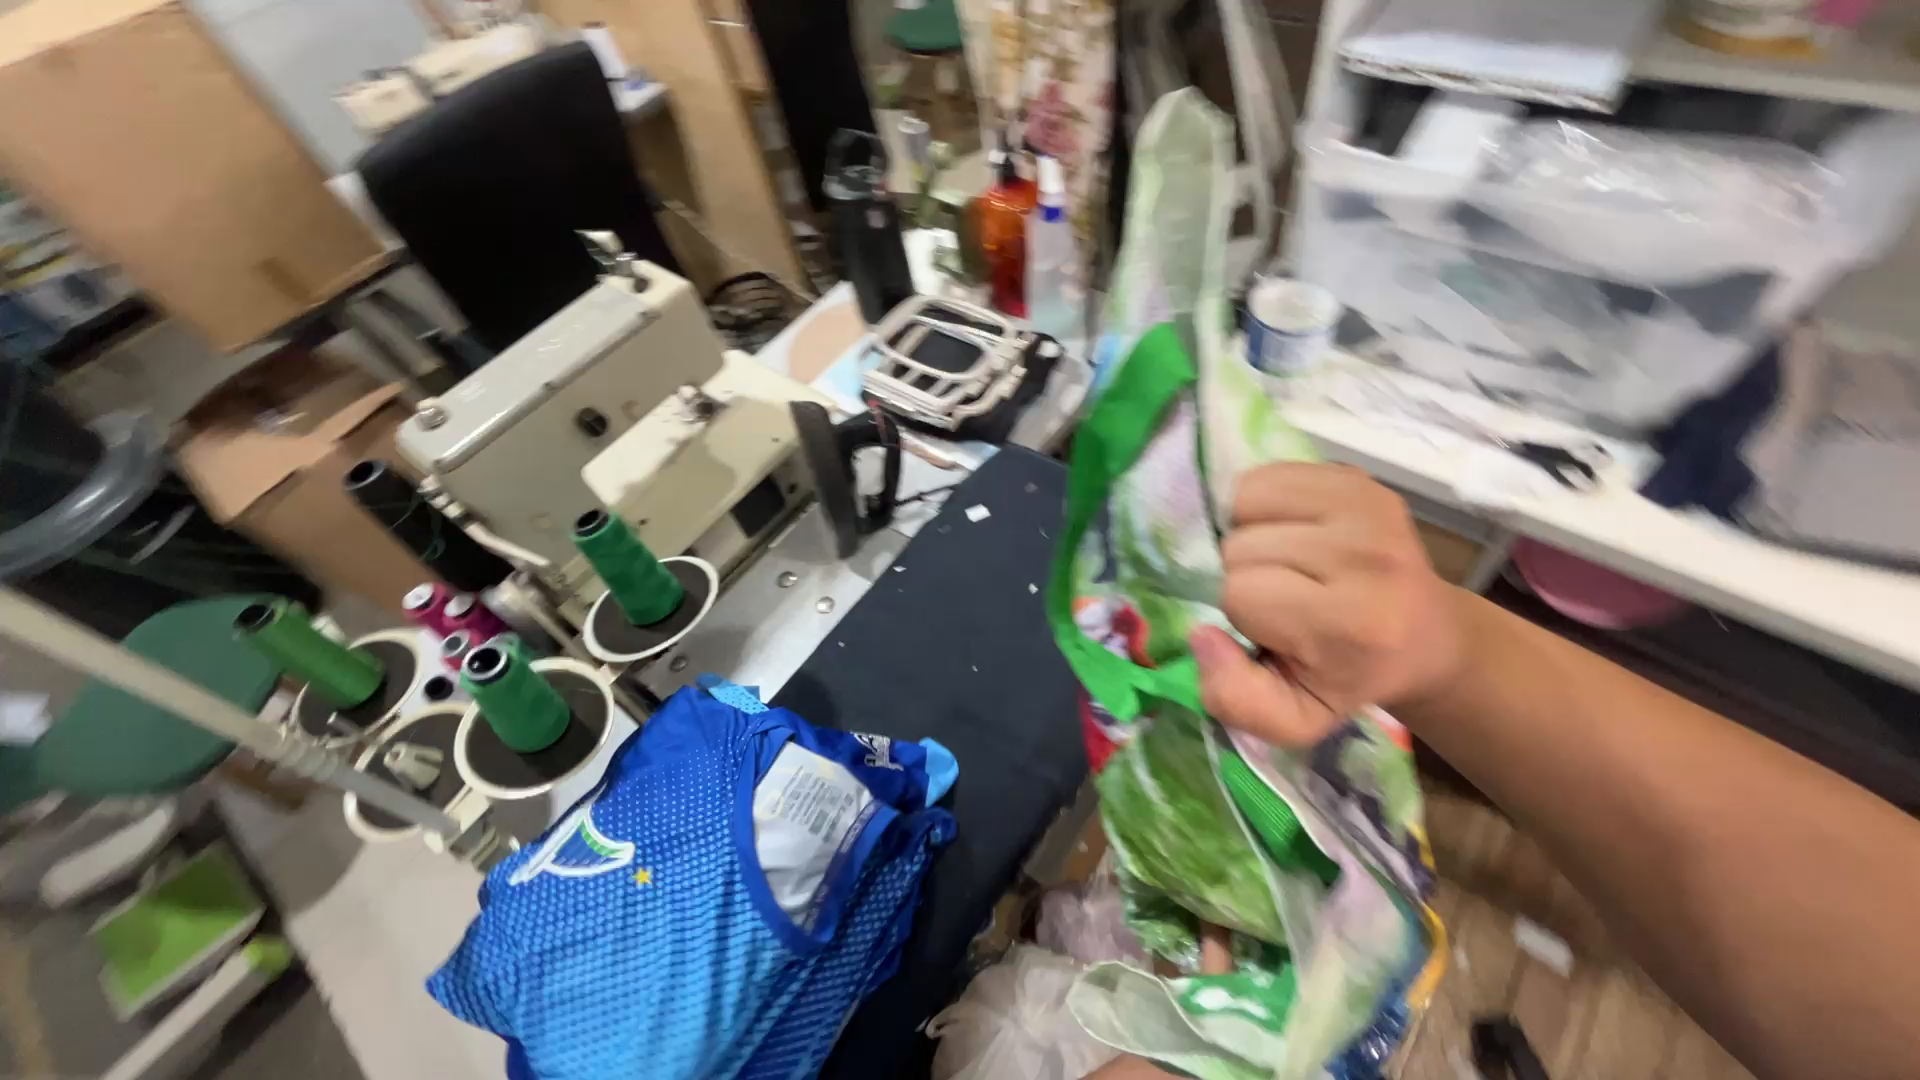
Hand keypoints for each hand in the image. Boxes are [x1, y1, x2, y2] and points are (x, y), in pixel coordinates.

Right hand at [1190, 463, 1467, 746]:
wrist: (1423, 636)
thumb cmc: (1346, 677)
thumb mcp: (1293, 718)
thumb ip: (1234, 698)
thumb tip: (1201, 634)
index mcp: (1352, 621)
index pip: (1240, 594)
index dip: (1241, 614)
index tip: (1270, 630)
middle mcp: (1366, 555)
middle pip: (1239, 547)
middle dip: (1241, 573)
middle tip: (1276, 597)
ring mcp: (1365, 507)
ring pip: (1242, 504)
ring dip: (1243, 533)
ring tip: (1277, 561)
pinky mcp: (1357, 478)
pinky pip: (1264, 476)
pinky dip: (1257, 503)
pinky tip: (1285, 531)